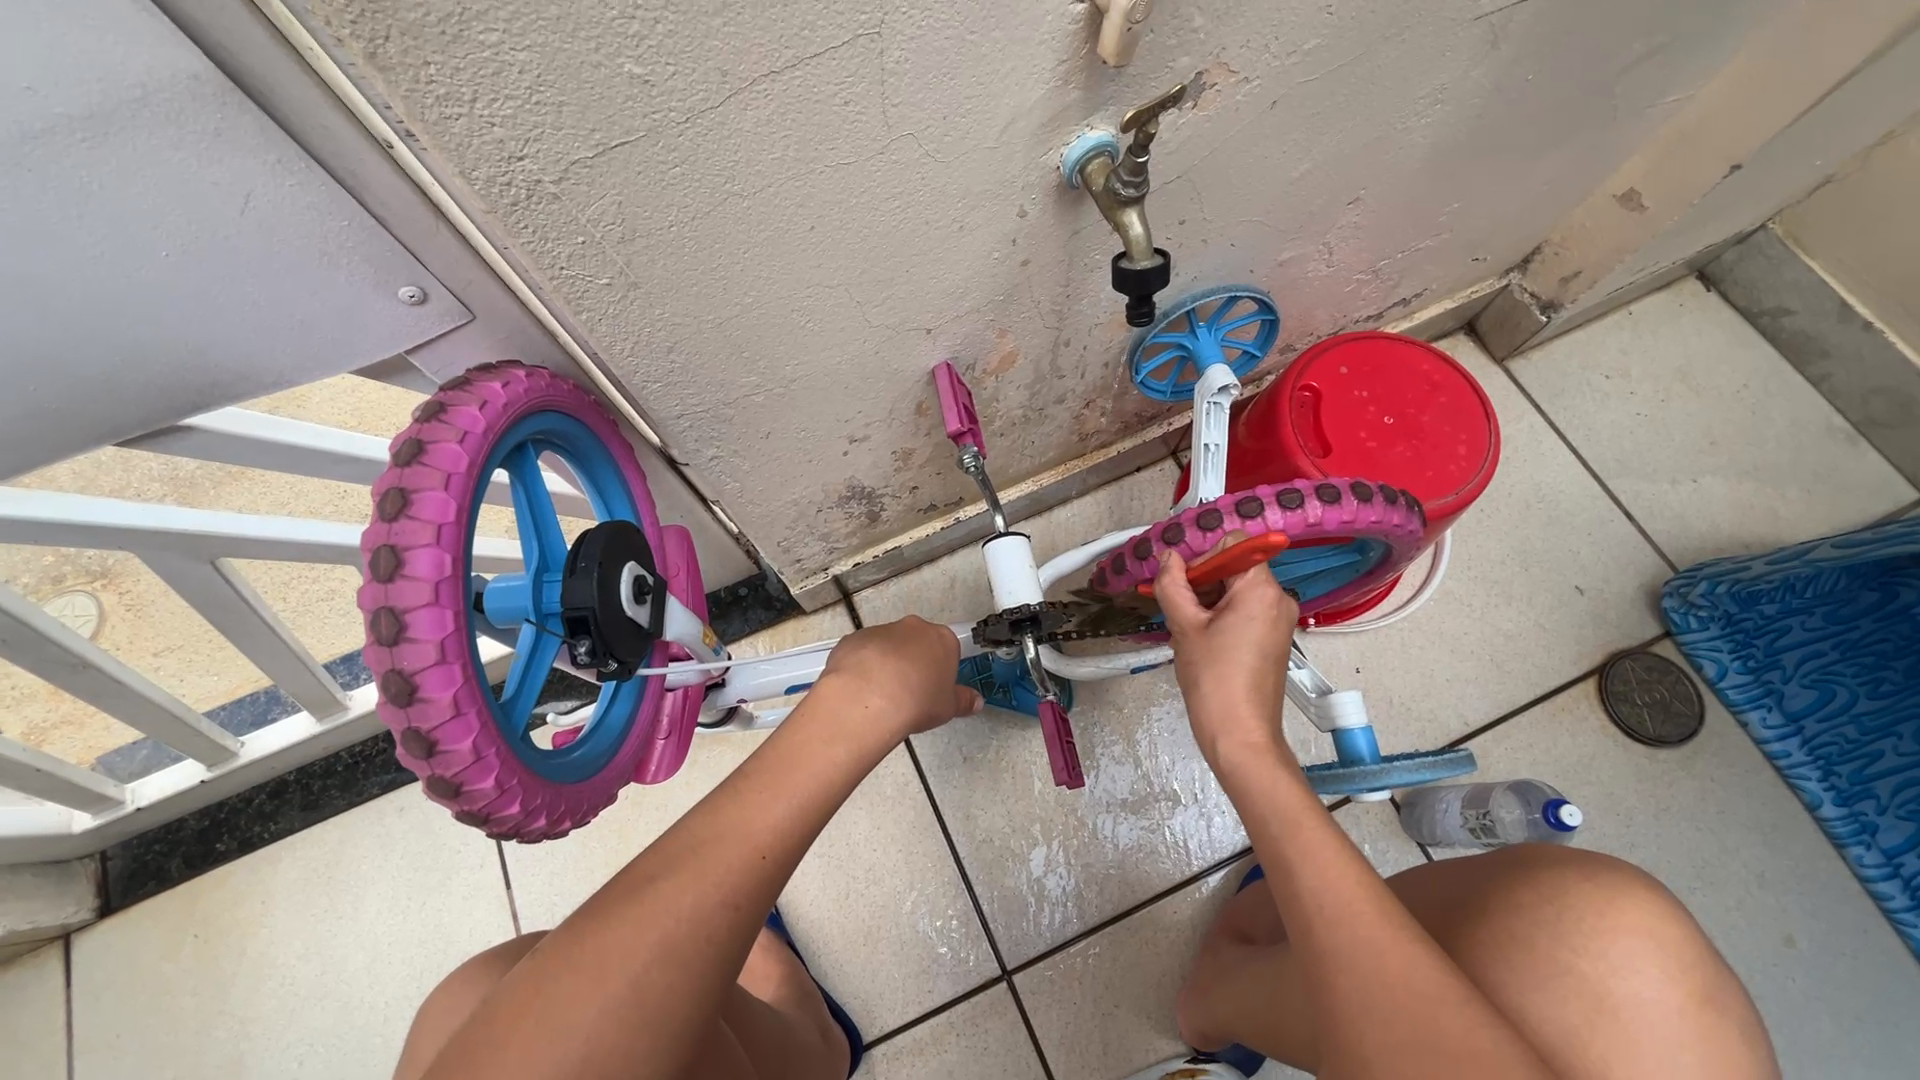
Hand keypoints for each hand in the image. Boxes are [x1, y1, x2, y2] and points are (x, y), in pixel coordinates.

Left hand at [815, 616, 982, 741]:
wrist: (869, 698)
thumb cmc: (917, 701)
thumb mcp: (948, 708)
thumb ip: (963, 701)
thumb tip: (976, 702)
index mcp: (942, 639)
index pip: (948, 648)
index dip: (941, 668)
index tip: (934, 687)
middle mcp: (913, 628)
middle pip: (917, 642)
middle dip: (913, 662)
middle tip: (909, 692)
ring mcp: (881, 630)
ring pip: (887, 646)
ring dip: (886, 664)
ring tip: (881, 695)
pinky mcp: (853, 639)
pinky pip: (862, 652)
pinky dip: (862, 667)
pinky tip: (861, 690)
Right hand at [1155, 550, 1299, 767]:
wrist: (1239, 733)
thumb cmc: (1215, 681)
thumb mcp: (1184, 626)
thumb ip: (1173, 584)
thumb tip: (1169, 559)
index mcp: (1261, 589)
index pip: (1232, 545)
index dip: (1201, 557)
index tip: (1179, 580)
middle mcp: (1278, 599)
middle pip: (1234, 567)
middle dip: (1202, 581)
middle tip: (1177, 606)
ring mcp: (1279, 620)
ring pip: (1237, 590)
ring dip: (1208, 600)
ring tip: (1188, 628)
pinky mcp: (1273, 638)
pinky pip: (1245, 611)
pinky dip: (1220, 616)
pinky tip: (1200, 639)